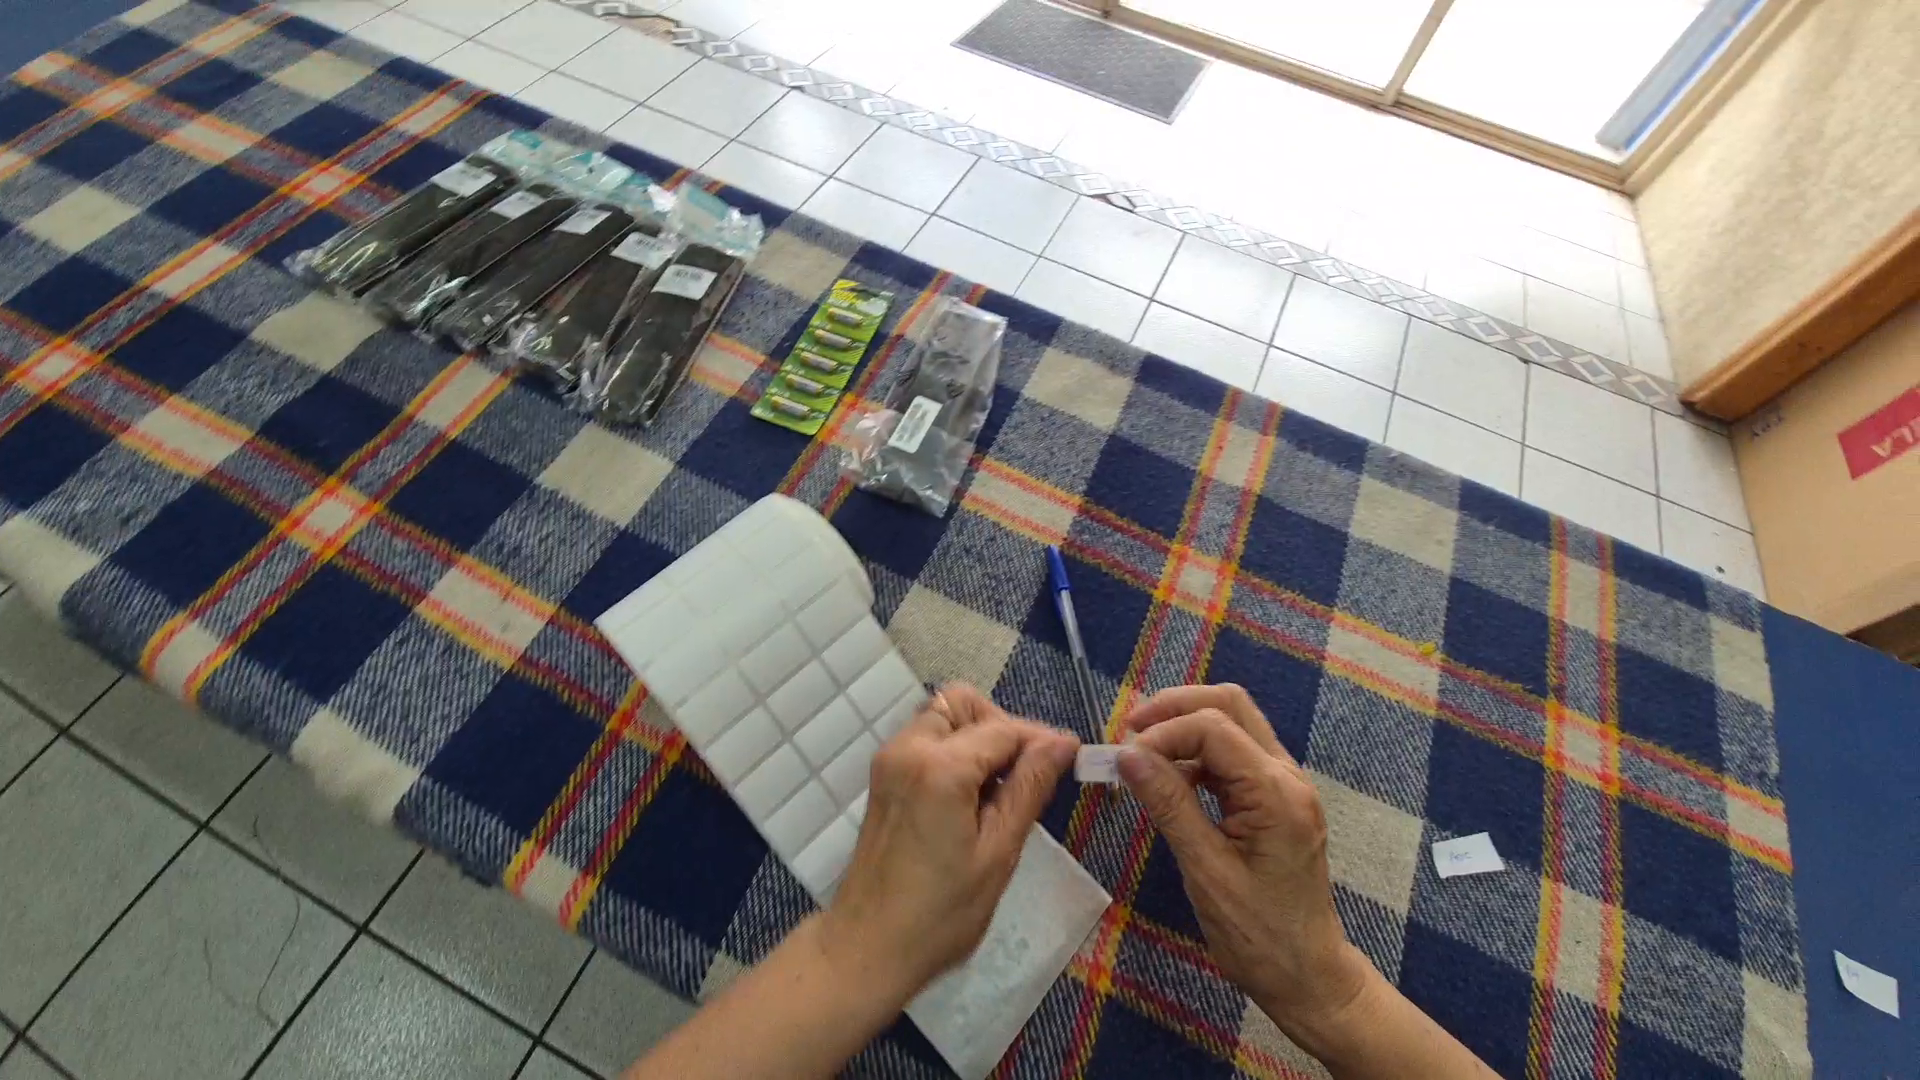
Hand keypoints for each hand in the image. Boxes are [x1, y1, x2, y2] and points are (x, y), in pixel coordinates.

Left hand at [820, 683, 1078, 1000]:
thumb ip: (1029, 787)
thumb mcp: (998, 852)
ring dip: (978, 737)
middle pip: (964, 704)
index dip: (1041, 740)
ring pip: (944, 716)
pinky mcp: (884, 775)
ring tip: (1002, 789)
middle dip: (1002, 727)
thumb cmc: (941, 913)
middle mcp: (908, 747)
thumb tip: (1063, 742)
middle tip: (1028, 774)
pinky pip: (927, 739)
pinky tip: (973, 796)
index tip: (1071, 759)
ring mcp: (890, 759)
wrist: (867, 947)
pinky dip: (956, 750)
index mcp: (940, 766)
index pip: (1003, 728)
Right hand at [1117, 684, 1371, 1036]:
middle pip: (1230, 705)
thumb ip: (1168, 804)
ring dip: (1185, 725)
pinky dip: (1196, 752)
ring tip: (1142, 751)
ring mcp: (1284, 783)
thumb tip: (1126, 754)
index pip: (1214, 728)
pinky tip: (1168, 776)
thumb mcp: (1205, 870)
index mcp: (1276, 793)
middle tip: (1131, 730)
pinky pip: (1233, 752)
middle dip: (1176, 708)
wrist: (1309, 979)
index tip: (1125, 758)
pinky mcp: (1274, 797)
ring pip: (1232, 721)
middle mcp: (1286, 776)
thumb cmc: (1258, 935)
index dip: (1164, 732)